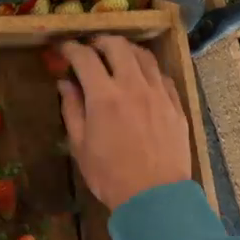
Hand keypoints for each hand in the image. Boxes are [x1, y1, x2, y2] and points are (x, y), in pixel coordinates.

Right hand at [59, 36, 192, 209]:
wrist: (155, 198)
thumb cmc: (109, 175)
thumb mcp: (80, 145)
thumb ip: (72, 109)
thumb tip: (65, 84)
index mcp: (103, 96)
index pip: (84, 57)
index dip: (71, 48)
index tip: (63, 48)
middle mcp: (132, 86)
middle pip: (117, 46)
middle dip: (100, 41)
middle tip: (91, 48)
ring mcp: (158, 94)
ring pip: (144, 56)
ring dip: (127, 50)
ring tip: (117, 56)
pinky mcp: (176, 106)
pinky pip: (162, 76)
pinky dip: (148, 70)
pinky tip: (142, 77)